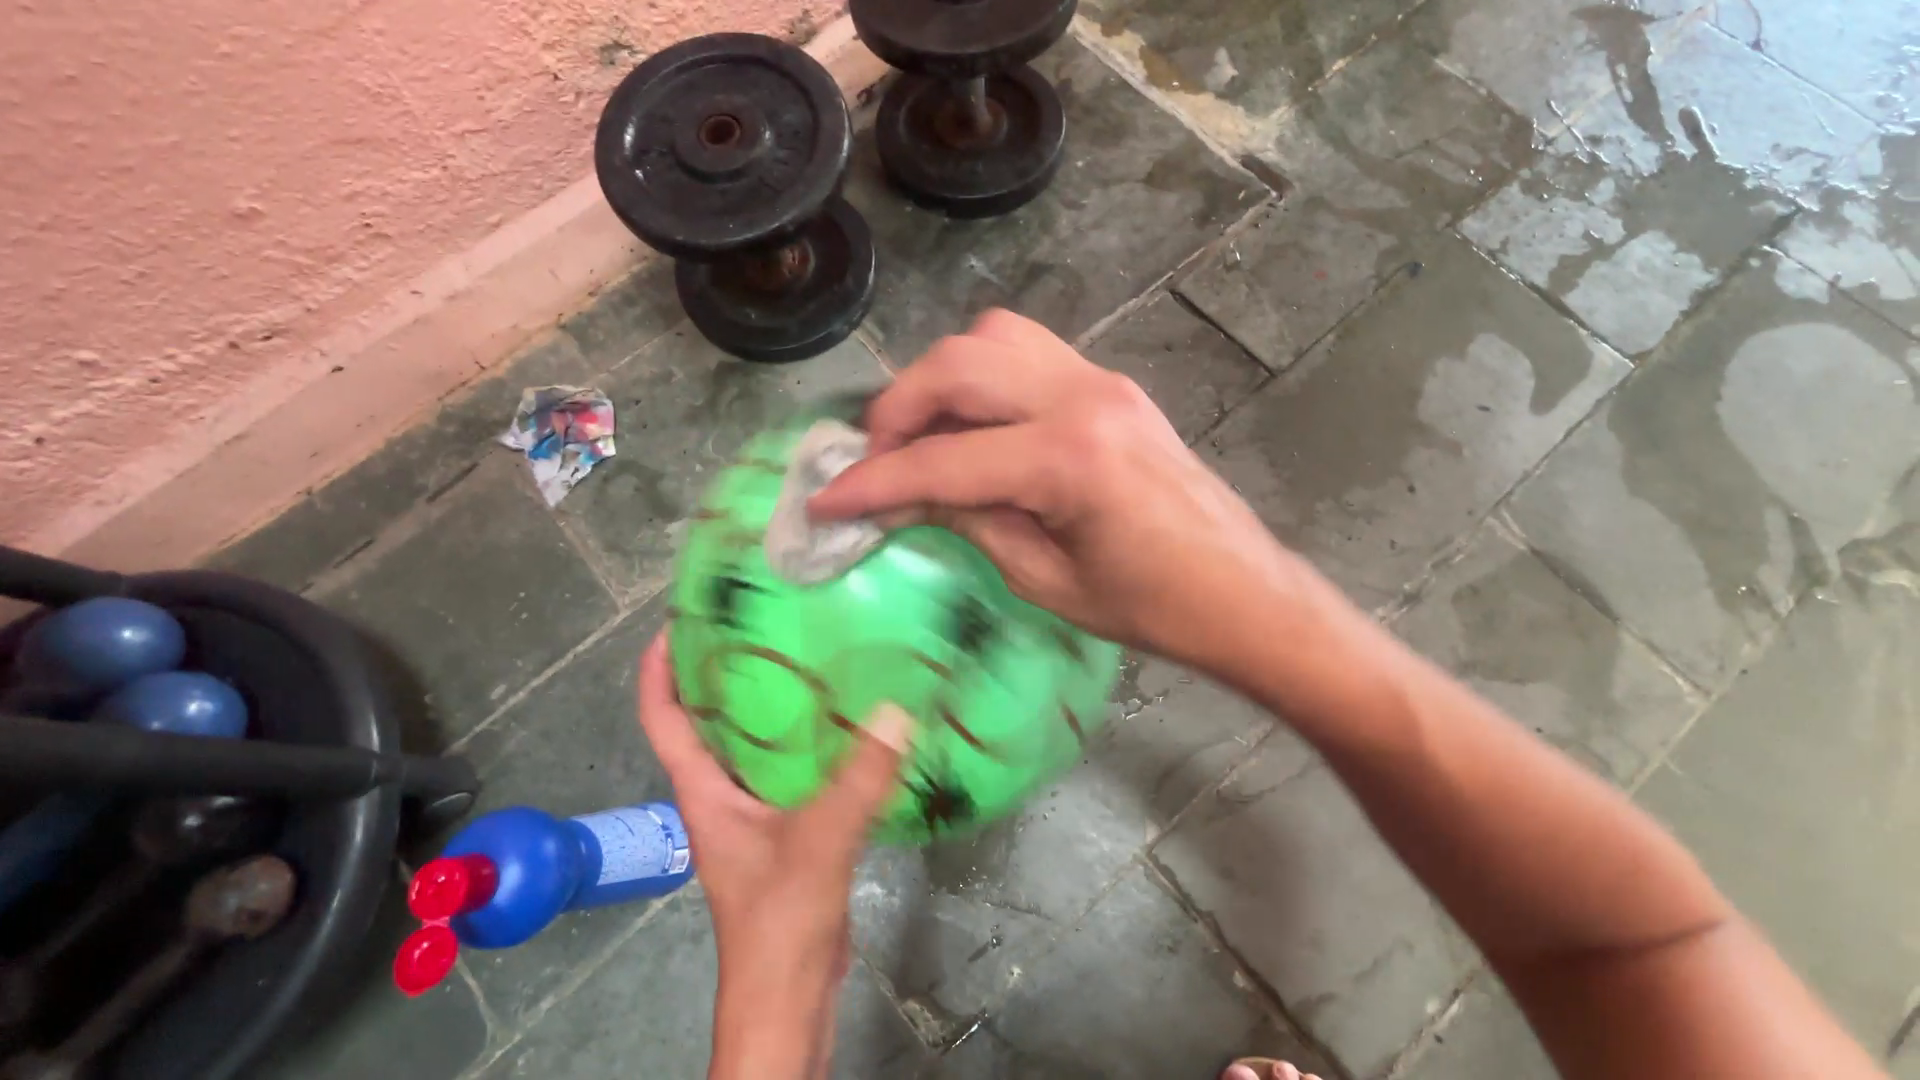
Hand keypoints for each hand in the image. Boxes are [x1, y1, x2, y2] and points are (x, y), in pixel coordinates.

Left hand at [635, 634, 912, 1079]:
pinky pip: (792, 769)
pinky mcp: (788, 830)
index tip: (682, 618)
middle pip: (710, 720)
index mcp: (704, 790)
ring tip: (811, 656)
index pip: (663, 717)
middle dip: (727, 670)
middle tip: (765, 621)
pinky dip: (810, 740)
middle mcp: (722, 794)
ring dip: (773, 704)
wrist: (788, 995)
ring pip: (755, 744)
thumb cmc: (779, 920)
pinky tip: (849, 723)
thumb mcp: (816, 842)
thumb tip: (898, 710)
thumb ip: (857, 780)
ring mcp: (754, 813)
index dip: (662, 667)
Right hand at [810, 309, 1318, 678]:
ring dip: (941, 379)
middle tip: (873, 460)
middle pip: (958, 366)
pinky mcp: (1110, 384)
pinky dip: (983, 375)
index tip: (824, 501)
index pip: (943, 460)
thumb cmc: (1150, 608)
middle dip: (896, 409)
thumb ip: (968, 521)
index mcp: (1068, 459)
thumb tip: (904, 494)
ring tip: (922, 435)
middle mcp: (1082, 397)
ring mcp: (1101, 380)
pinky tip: (975, 423)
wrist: (1241, 593)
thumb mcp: (1043, 580)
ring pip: (992, 338)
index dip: (873, 482)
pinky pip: (1028, 352)